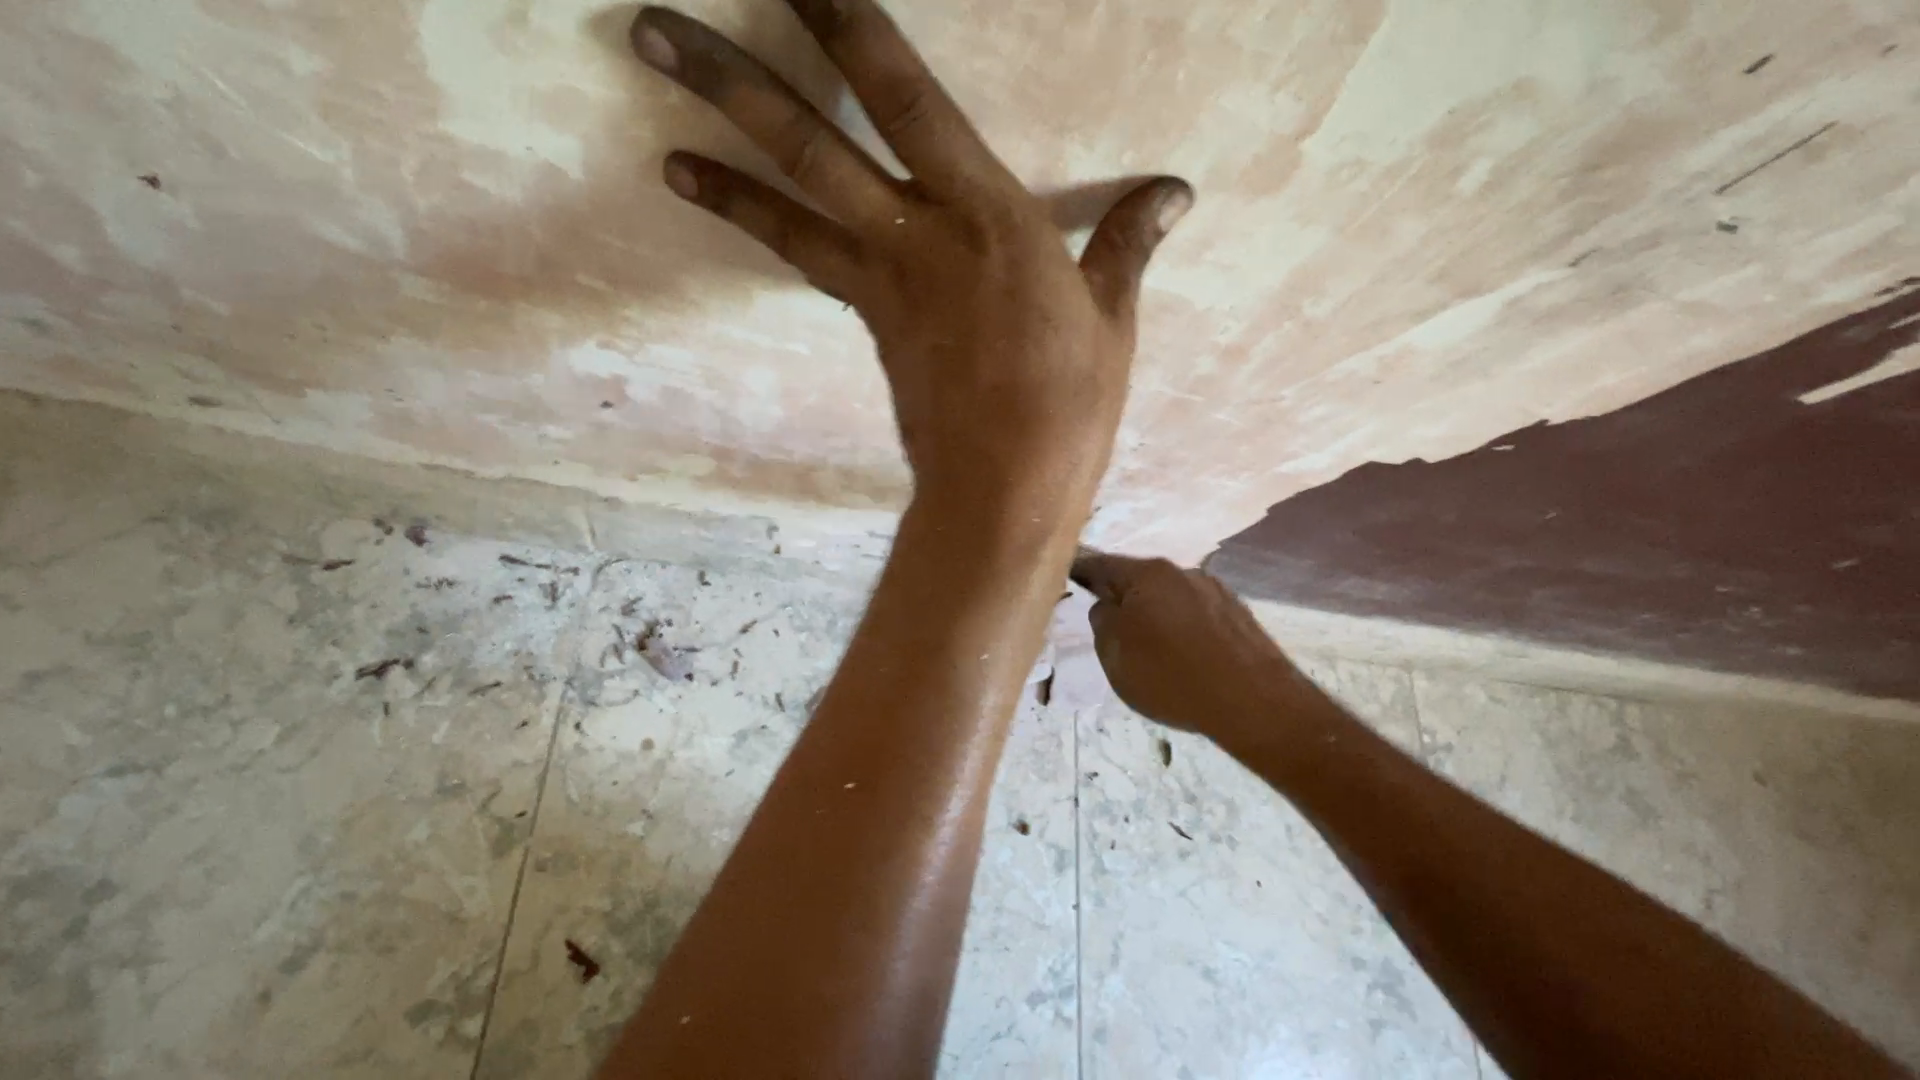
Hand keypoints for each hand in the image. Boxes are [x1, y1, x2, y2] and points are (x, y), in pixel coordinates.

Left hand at [630, 1, 1191, 519]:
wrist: (1006, 485)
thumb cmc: (1070, 402)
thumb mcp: (1110, 317)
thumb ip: (1130, 242)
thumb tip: (1175, 192)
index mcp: (991, 216)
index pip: (908, 101)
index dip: (851, 32)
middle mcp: (921, 234)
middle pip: (814, 145)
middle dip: (733, 81)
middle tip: (650, 30)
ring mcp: (883, 279)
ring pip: (791, 196)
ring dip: (719, 140)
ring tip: (655, 94)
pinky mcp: (867, 318)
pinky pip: (802, 251)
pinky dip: (750, 212)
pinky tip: (703, 183)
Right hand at [1071, 550, 1310, 742]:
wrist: (1254, 702)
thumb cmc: (1171, 676)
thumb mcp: (1114, 655)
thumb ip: (1102, 621)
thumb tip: (1108, 605)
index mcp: (1147, 574)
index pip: (1102, 565)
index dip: (1082, 573)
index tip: (1070, 579)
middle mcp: (1183, 573)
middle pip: (1140, 581)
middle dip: (1125, 599)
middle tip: (1114, 630)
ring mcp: (1217, 592)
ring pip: (1172, 599)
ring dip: (1158, 616)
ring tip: (1155, 652)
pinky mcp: (1240, 617)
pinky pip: (1199, 618)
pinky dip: (1186, 631)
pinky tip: (1188, 659)